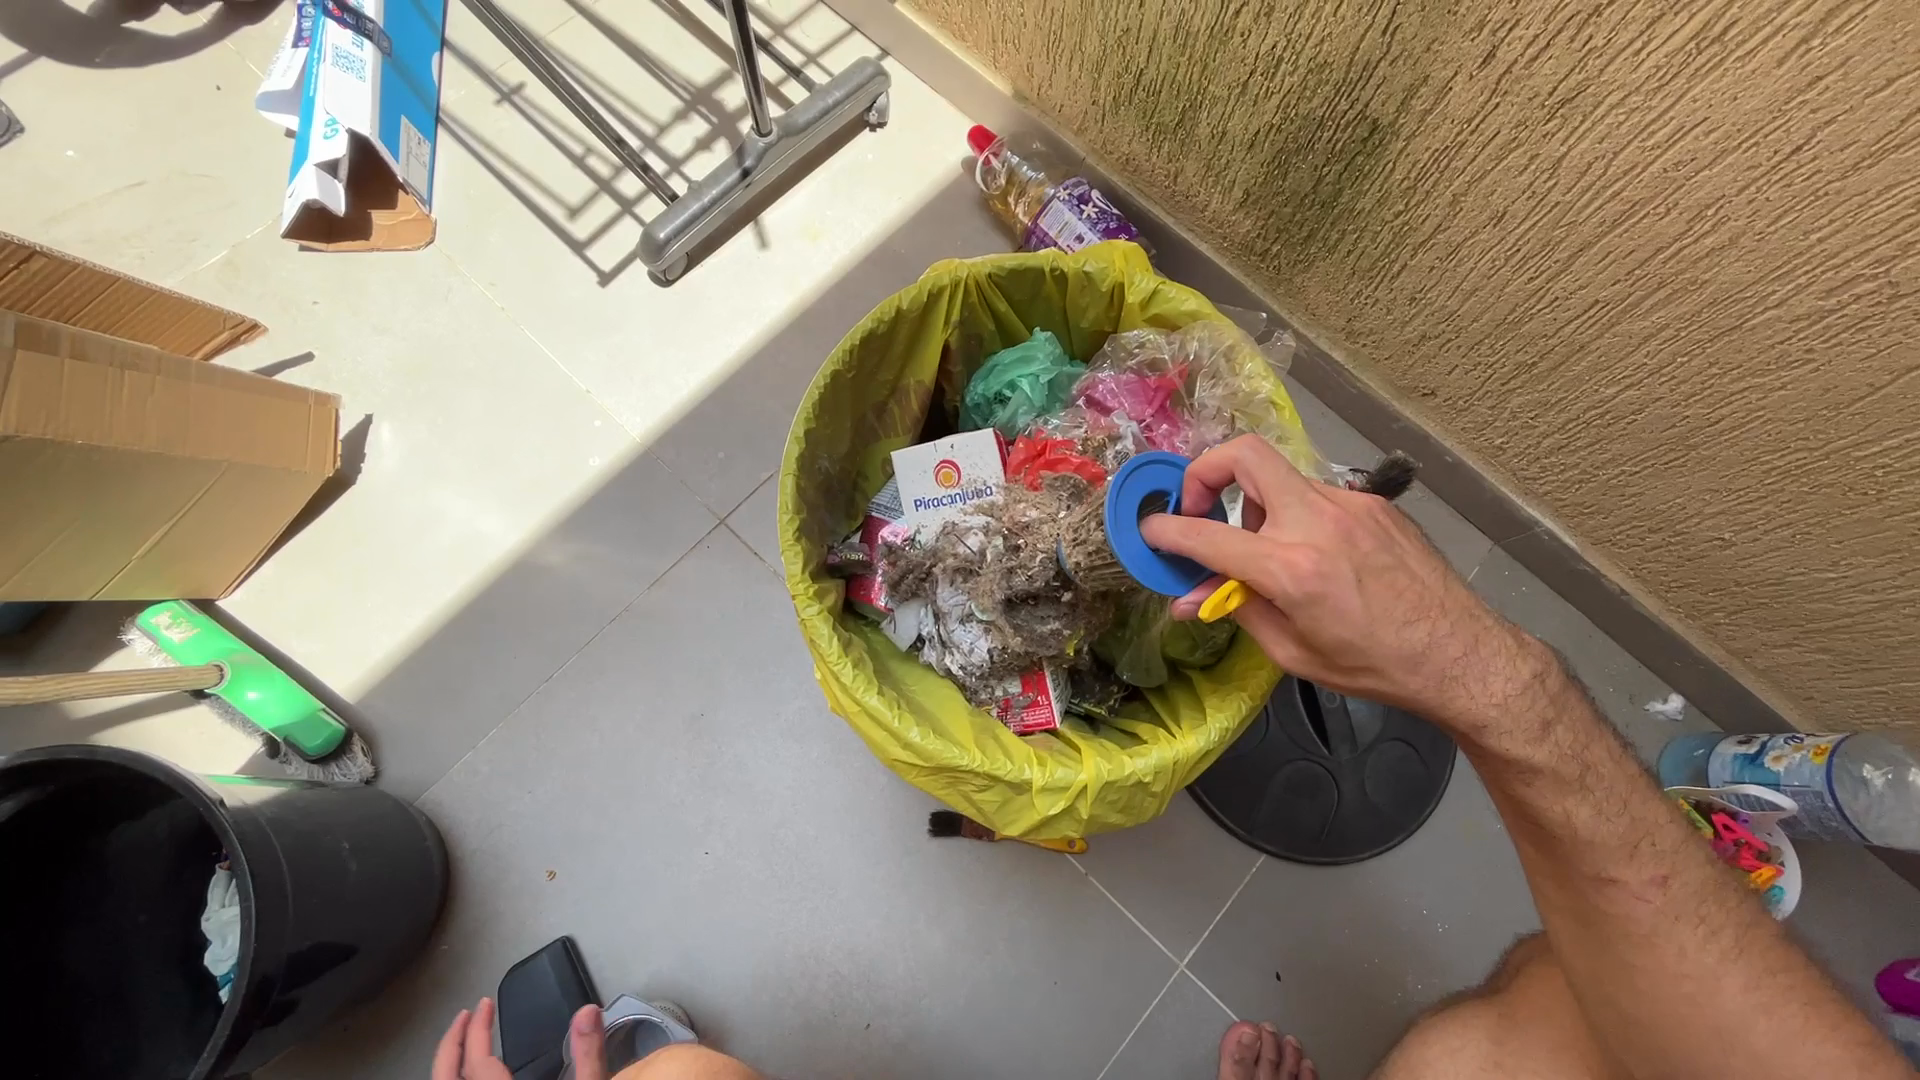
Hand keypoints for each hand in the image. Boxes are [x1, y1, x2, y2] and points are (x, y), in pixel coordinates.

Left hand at [434, 997, 606, 1079]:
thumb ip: (588, 1055)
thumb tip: (587, 1012)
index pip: (478, 1063)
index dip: (477, 1029)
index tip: (485, 1004)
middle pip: (446, 1079)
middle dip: (451, 1045)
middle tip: (463, 1017)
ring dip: (447, 1065)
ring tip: (459, 1044)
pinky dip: (456, 1079)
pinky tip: (469, 1074)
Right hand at [1139, 435, 1546, 726]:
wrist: (1462, 655)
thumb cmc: (1370, 665)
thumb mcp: (1289, 650)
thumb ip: (1234, 608)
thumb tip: (1185, 598)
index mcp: (1291, 568)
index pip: (1206, 534)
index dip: (1165, 530)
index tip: (1149, 531)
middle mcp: (1317, 521)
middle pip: (1245, 454)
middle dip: (1204, 471)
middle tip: (1197, 508)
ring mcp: (1350, 504)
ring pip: (1279, 476)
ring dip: (1252, 504)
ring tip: (1263, 551)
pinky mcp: (1373, 504)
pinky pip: (1313, 495)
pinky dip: (1291, 515)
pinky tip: (1311, 554)